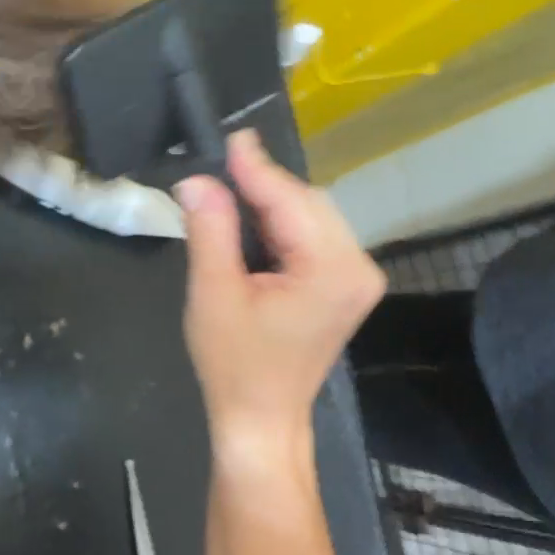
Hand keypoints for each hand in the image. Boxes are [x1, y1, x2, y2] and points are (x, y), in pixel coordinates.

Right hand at [176, 131, 384, 462]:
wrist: (259, 417)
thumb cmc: (233, 363)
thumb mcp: (212, 294)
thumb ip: (210, 232)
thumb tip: (196, 182)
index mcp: (331, 268)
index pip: (291, 202)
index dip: (256, 169)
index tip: (231, 137)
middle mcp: (358, 266)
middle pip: (309, 205)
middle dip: (264, 185)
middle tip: (217, 169)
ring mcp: (357, 278)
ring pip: (313, 218)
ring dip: (271, 204)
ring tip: (227, 192)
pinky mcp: (345, 287)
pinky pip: (314, 239)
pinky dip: (281, 226)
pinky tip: (251, 225)